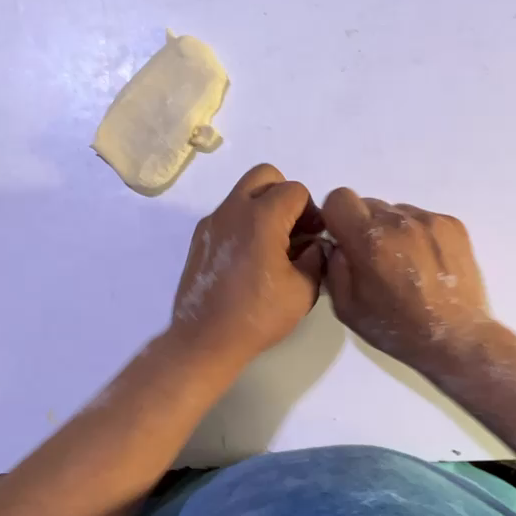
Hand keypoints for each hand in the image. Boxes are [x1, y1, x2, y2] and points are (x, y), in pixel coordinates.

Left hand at [168, 164, 325, 365]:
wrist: (205, 339)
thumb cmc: (258, 315)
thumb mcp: (303, 290)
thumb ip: (316, 258)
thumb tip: (315, 245)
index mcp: (261, 217)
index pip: (295, 190)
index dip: (311, 210)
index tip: (312, 237)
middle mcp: (233, 210)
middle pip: (264, 176)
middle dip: (284, 195)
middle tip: (293, 230)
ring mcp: (212, 222)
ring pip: (243, 193)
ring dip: (263, 208)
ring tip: (273, 247)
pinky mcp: (200, 238)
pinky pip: (227, 215)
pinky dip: (244, 223)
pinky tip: (250, 259)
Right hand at [321, 189, 492, 374]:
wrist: (457, 339)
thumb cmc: (397, 329)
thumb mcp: (347, 308)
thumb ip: (333, 268)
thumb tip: (336, 244)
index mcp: (368, 241)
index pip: (339, 198)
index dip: (336, 217)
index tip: (344, 239)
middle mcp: (398, 221)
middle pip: (367, 204)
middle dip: (364, 226)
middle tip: (376, 260)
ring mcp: (429, 220)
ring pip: (395, 211)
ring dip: (392, 230)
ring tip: (405, 265)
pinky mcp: (452, 224)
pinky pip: (422, 218)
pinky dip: (417, 234)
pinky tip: (425, 264)